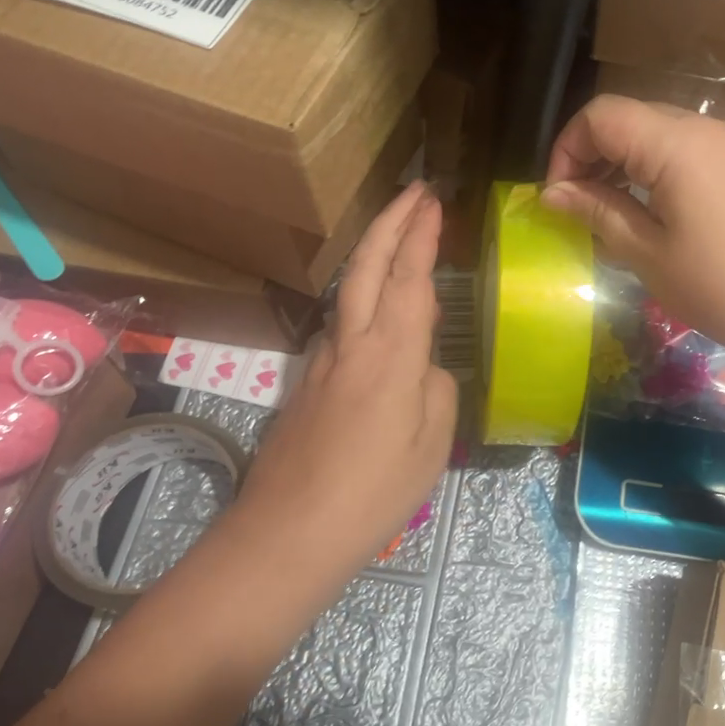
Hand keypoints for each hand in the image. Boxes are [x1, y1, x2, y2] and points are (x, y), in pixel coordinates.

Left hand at [231, 182, 456, 568]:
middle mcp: (351, 345)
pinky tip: (380, 318)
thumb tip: (423, 369)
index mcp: (391, 357)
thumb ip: (435, 392)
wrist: (289, 532)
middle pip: (368, 266)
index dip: (421, 236)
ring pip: (349, 292)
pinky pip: (341, 326)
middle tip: (416, 193)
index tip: (432, 200)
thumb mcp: (431, 446)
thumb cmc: (374, 493)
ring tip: (403, 242)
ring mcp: (321, 361)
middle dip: (391, 222)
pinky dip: (365, 301)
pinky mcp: (306, 383)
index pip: (411, 279)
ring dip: (375, 256)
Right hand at [541, 95, 724, 364]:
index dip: (567, 149)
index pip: (601, 115)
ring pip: (656, 132)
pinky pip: (683, 151)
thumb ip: (598, 212)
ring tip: (605, 212)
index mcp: (676, 142)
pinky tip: (646, 212)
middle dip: (592, 154)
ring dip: (621, 162)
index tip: (557, 197)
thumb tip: (552, 193)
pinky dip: (652, 170)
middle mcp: (703, 128)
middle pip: (629, 117)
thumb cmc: (720, 286)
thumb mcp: (648, 253)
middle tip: (575, 207)